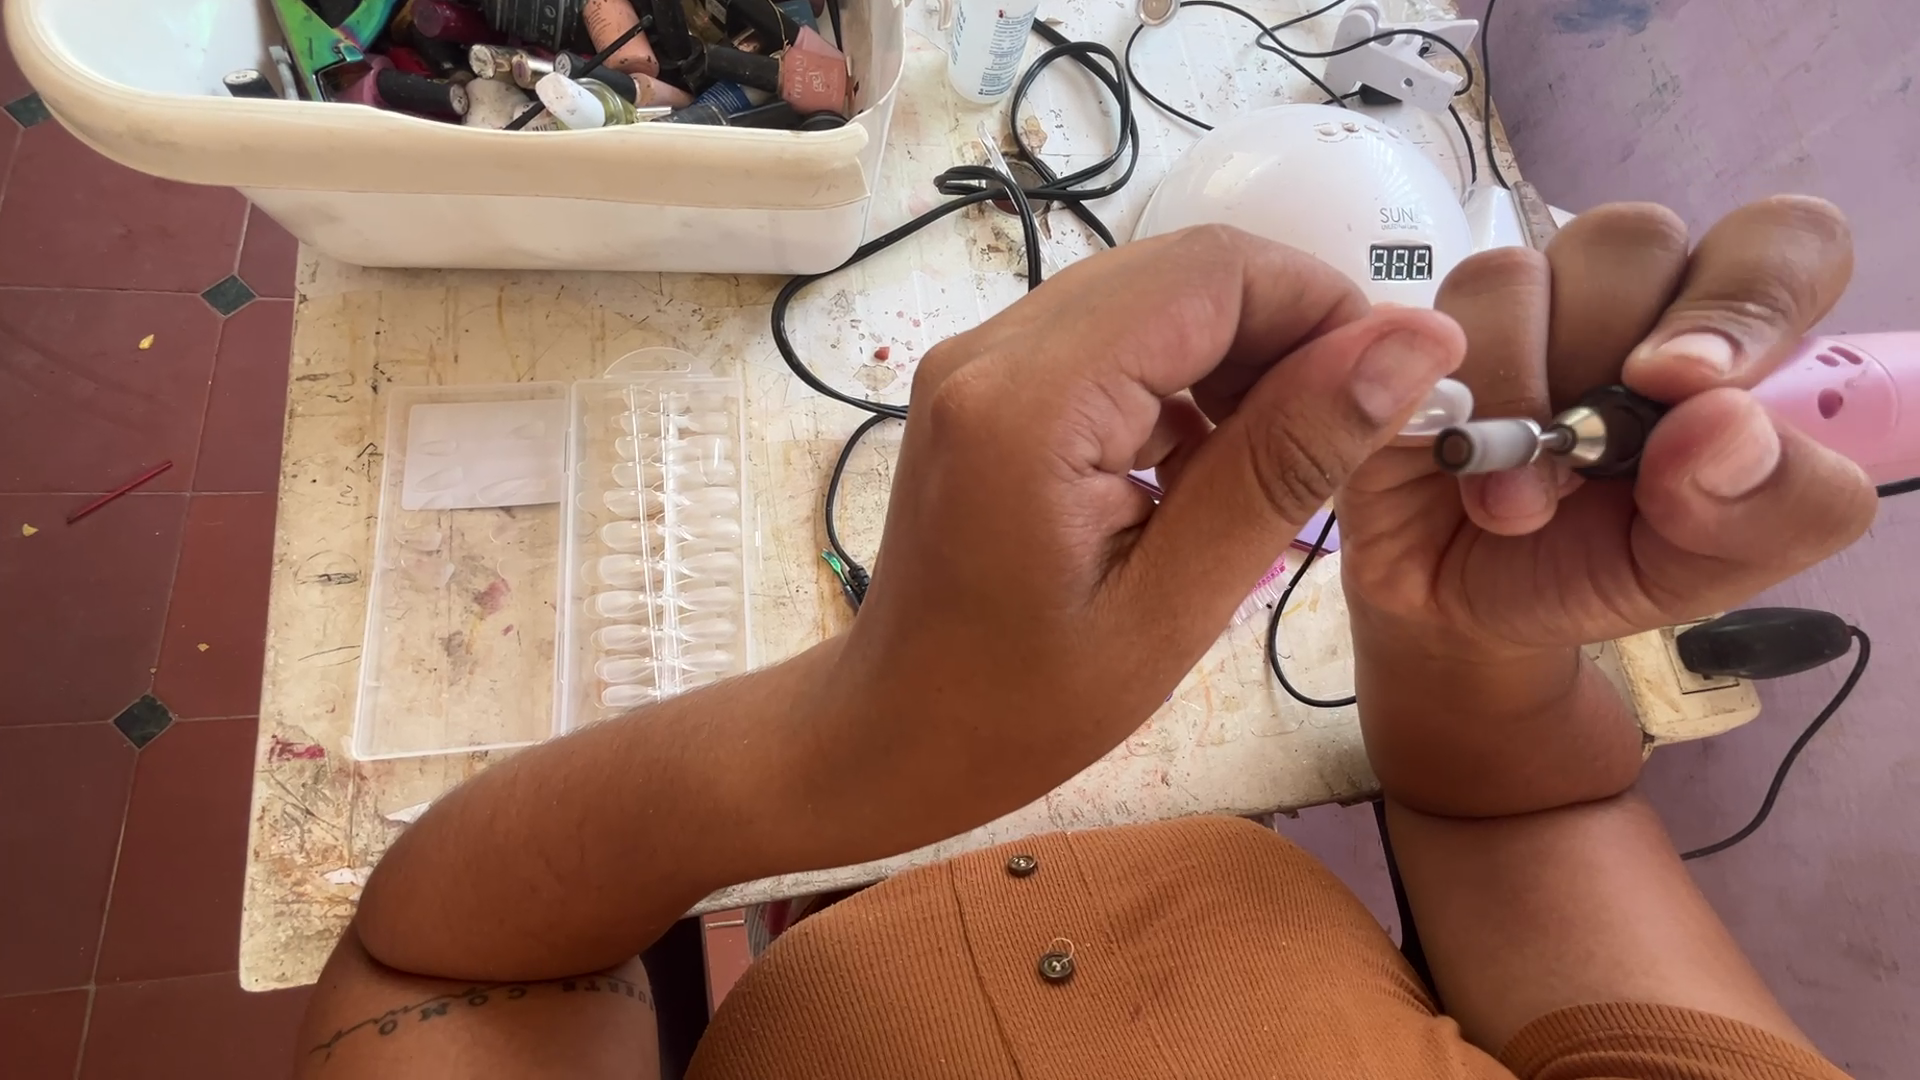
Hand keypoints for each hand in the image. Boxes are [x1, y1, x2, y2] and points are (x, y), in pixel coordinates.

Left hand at [810, 226, 1464, 850]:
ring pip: (1140, 303)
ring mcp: (972, 364)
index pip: (1210, 275)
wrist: (898, 725)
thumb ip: (1283, 462)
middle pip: (1175, 274)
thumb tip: (1408, 345)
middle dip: (1278, 333)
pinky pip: (1096, 344)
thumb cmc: (1024, 707)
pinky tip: (1185, 466)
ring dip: (1224, 360)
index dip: (1322, 306)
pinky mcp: (975, 388)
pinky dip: (1166, 383)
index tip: (1389, 388)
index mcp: (1030, 404)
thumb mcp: (1173, 602)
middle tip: (1329, 436)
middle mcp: (987, 351)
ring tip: (1258, 465)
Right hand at [1336, 197, 1877, 813]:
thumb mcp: (1700, 571)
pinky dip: (1434, 392)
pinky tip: (1437, 460)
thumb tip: (1710, 420)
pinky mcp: (1394, 364)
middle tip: (1586, 456)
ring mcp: (1489, 334)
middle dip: (1614, 343)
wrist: (1449, 628)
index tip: (1687, 393)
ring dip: (1518, 384)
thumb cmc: (1576, 592)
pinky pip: (1409, 324)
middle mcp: (1602, 315)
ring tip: (1502, 488)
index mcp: (1702, 343)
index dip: (1744, 292)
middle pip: (1629, 236)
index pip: (1769, 241)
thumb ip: (1764, 504)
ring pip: (1512, 273)